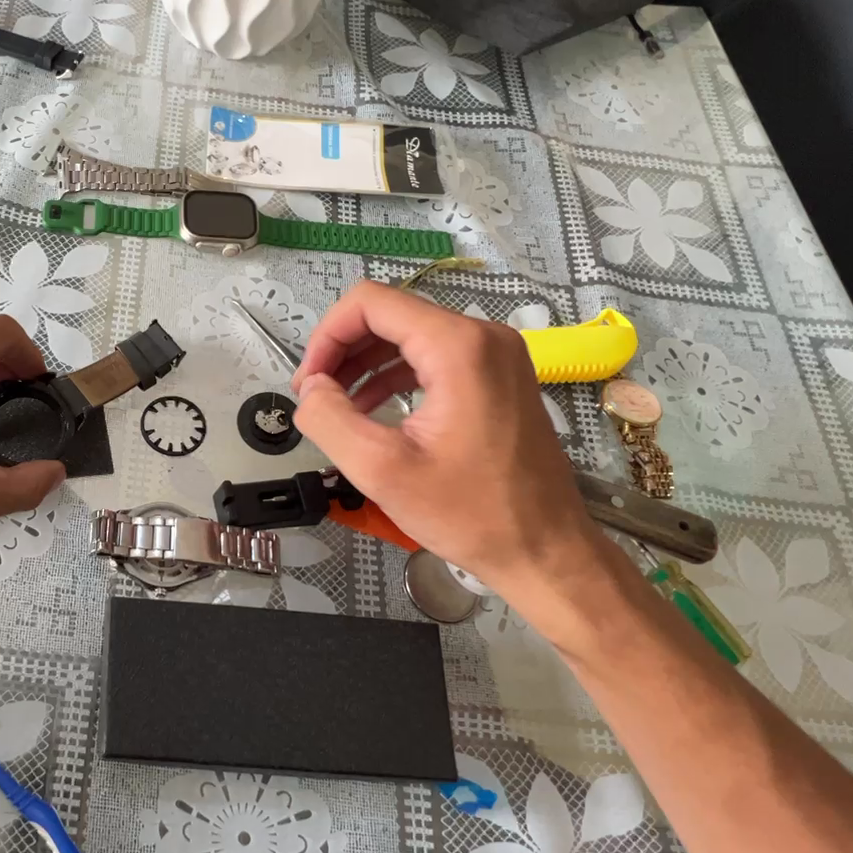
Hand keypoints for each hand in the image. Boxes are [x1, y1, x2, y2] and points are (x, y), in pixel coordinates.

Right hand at [290, 281, 603, 608]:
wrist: (544, 550)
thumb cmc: (468, 513)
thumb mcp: (380, 469)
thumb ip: (328, 418)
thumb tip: (311, 389)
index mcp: (457, 347)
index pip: (370, 302)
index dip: (326, 335)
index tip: (308, 383)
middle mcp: (482, 336)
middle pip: (391, 315)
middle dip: (342, 350)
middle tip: (315, 397)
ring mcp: (497, 355)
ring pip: (410, 335)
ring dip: (364, 363)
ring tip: (336, 405)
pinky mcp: (500, 377)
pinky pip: (434, 357)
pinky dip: (395, 374)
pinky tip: (372, 409)